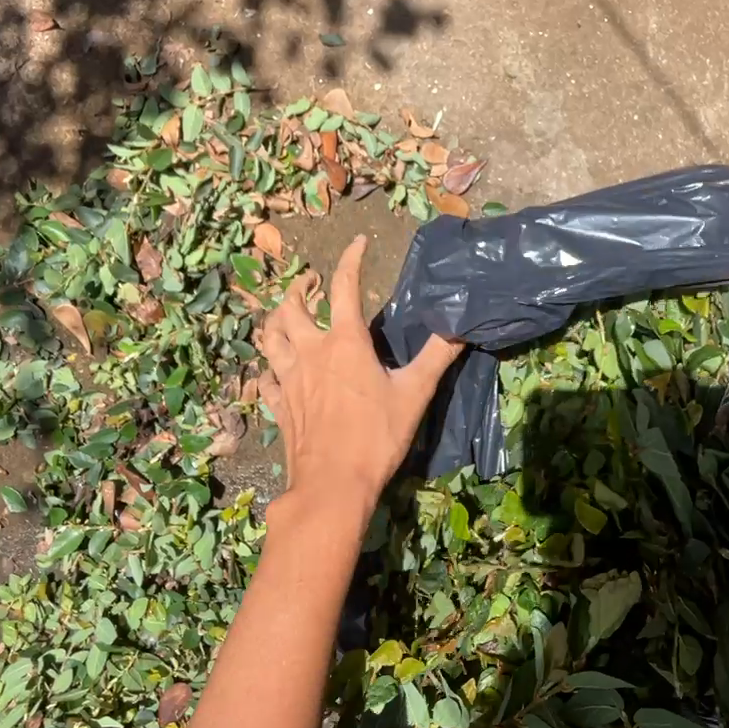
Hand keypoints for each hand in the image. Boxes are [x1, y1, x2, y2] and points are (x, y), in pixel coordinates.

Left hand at [256, 235, 463, 519]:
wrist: (332, 486)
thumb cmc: (376, 436)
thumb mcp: (414, 393)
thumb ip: (437, 356)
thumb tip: (462, 326)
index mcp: (344, 342)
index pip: (345, 287)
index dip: (351, 259)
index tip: (359, 242)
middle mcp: (311, 352)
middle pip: (291, 309)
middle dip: (297, 289)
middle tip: (307, 282)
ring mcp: (289, 379)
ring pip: (269, 338)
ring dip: (274, 321)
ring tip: (284, 314)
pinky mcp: (279, 406)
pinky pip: (266, 378)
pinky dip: (268, 367)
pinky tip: (274, 369)